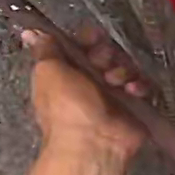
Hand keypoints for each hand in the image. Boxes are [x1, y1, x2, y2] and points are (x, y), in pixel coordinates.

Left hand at [20, 23, 148, 159]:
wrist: (92, 143)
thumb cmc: (66, 107)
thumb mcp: (48, 72)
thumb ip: (45, 49)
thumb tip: (31, 31)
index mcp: (66, 72)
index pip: (82, 44)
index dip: (89, 38)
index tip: (93, 38)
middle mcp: (90, 81)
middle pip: (107, 53)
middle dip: (107, 54)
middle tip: (102, 64)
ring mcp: (114, 93)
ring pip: (126, 67)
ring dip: (123, 70)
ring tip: (116, 82)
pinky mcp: (134, 104)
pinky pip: (143, 85)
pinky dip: (139, 85)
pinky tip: (132, 91)